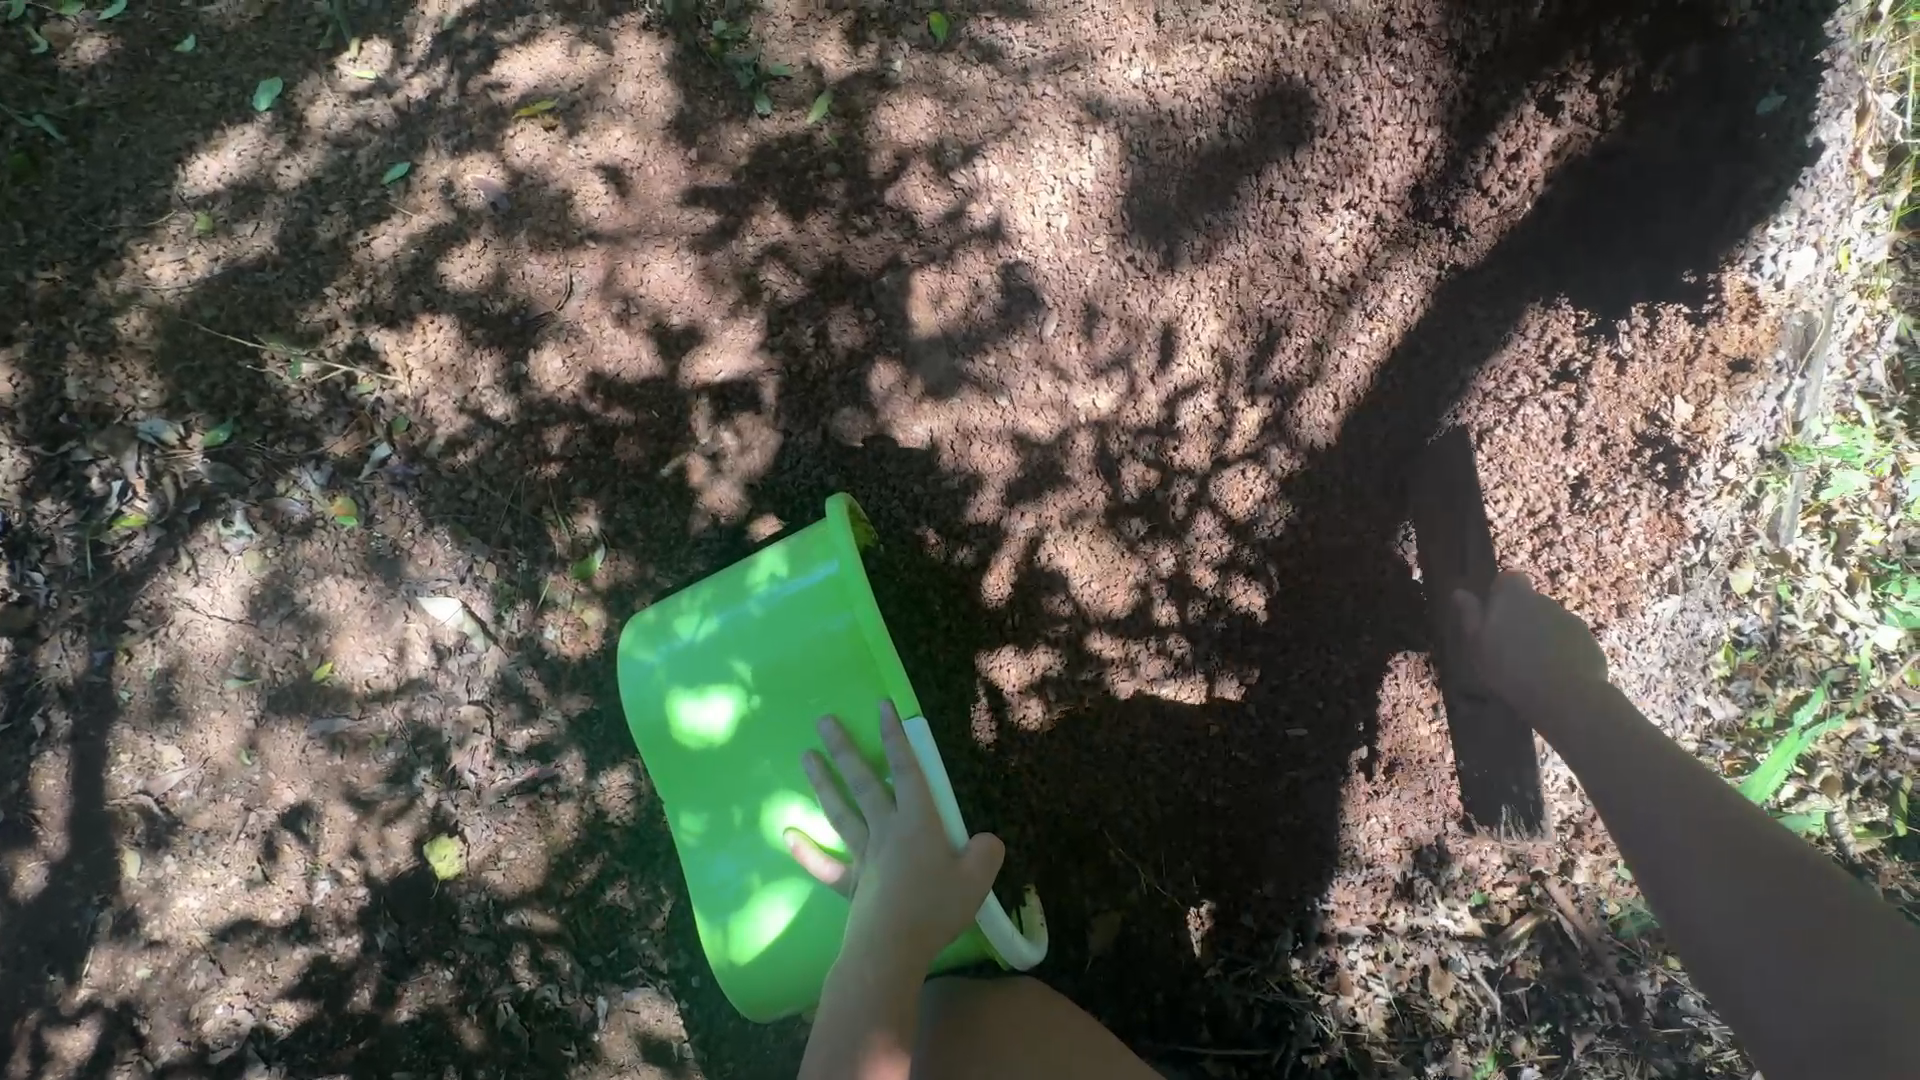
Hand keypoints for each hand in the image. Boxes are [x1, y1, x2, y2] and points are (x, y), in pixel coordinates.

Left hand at [785, 701, 1004, 972]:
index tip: (882, 705)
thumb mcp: (977, 879)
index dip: (896, 736)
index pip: (906, 769)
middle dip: (845, 749)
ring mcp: (863, 856)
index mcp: (917, 822)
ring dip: (823, 783)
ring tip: (806, 757)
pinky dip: (805, 852)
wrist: (891, 950)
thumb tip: (986, 841)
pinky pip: (825, 866)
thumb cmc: (935, 909)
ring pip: (840, 812)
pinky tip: (787, 835)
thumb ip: (986, 853)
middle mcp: (885, 830)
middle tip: (823, 721)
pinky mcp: (850, 886)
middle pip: (863, 782)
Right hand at [1452, 572, 1607, 710]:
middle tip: (1507, 643)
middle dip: (1521, 616)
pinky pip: (1568, 639)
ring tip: (1531, 662)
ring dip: (1540, 634)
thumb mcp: (1476, 643)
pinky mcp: (1590, 641)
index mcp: (1514, 598)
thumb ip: (1470, 615)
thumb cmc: (1508, 666)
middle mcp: (1545, 601)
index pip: (1510, 578)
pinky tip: (1552, 673)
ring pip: (1550, 621)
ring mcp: (1570, 620)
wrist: (1564, 694)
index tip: (1493, 612)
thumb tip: (1460, 592)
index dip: (1502, 591)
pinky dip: (1560, 650)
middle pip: (1530, 601)